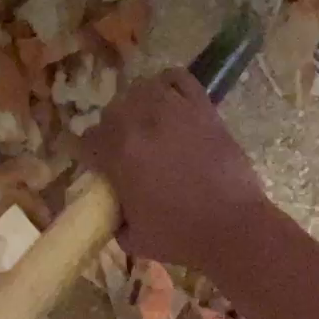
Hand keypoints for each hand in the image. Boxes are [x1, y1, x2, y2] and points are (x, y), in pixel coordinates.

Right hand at [79, 69, 273, 271]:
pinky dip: (169, 85)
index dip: (89, 154)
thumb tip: (114, 211)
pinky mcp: (202, 107)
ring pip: (141, 90)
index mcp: (118, 154)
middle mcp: (140, 122)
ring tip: (147, 125)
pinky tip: (170, 102)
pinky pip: (178, 78)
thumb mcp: (134, 239)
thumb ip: (116, 219)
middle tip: (126, 151)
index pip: (86, 140)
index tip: (97, 166)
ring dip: (138, 106)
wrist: (231, 227)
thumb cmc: (180, 237)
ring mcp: (173, 109)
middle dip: (113, 131)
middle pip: (112, 112)